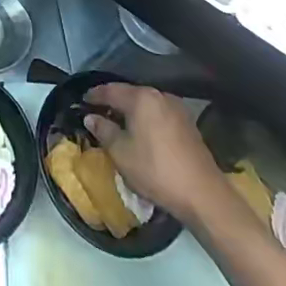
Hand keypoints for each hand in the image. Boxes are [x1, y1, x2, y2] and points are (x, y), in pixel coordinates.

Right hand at [83, 83, 225, 222]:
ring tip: (117, 121)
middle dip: (112, 101)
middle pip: (129, 93)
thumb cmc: (155, 170)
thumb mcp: (120, 152)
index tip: (81, 101)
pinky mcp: (188, 124)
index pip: (110, 90)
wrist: (203, 195)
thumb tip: (90, 117)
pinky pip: (158, 113)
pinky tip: (140, 131)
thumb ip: (103, 130)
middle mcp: (160, 96)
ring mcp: (177, 109)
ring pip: (146, 103)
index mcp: (141, 98)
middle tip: (97, 111)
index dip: (93, 95)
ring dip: (130, 110)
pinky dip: (146, 118)